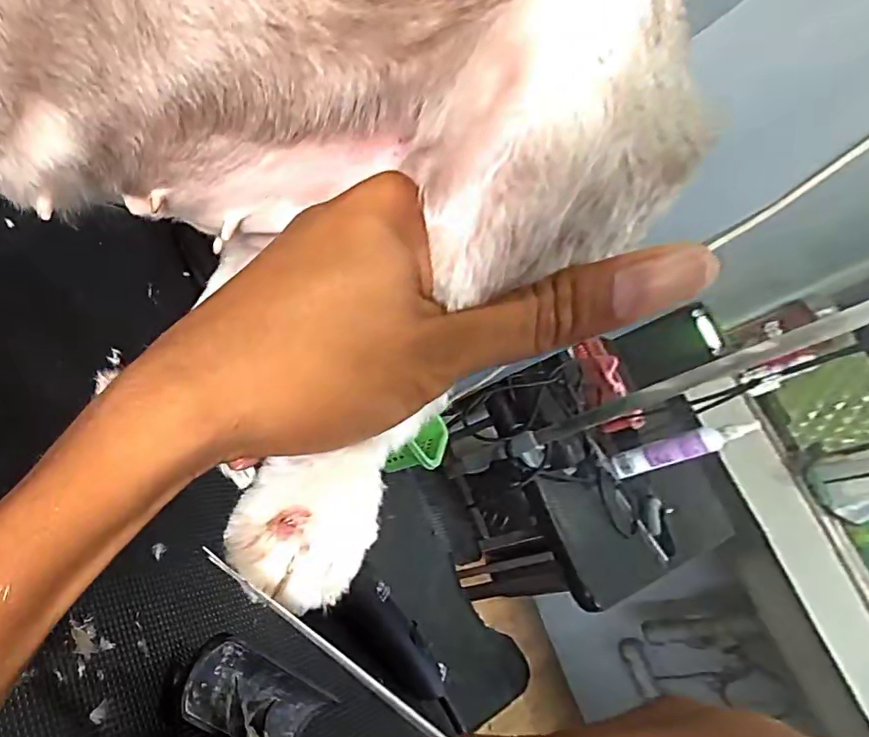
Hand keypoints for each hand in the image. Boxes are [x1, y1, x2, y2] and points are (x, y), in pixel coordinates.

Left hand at [117, 171, 717, 463]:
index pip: (511, 216)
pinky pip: (355, 296)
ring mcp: (313, 241)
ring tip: (390, 376)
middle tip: (442, 368)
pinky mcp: (284, 280)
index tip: (534, 327)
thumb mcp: (439, 353)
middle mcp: (357, 204)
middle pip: (454, 250)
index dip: (537, 276)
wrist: (188, 405)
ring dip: (416, 328)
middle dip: (466, 310)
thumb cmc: (311, 377)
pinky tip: (352, 368)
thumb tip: (681, 268)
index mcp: (404, 198)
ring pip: (402, 279)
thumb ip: (548, 312)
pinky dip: (370, 331)